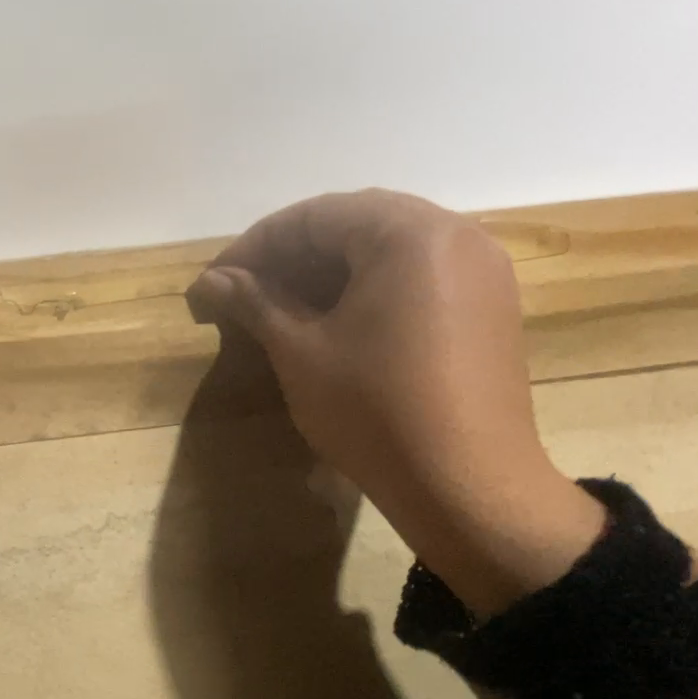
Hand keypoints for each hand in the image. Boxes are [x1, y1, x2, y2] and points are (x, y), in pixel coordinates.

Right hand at [185, 190, 604, 616]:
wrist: (465, 482)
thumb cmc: (372, 408)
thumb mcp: (298, 350)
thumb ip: (254, 301)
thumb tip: (210, 279)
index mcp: (410, 234)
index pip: (315, 215)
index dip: (255, 246)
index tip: (215, 283)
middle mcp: (456, 236)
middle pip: (354, 225)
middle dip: (290, 257)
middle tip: (242, 296)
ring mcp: (481, 271)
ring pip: (385, 250)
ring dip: (325, 273)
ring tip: (279, 312)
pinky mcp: (487, 307)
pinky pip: (415, 277)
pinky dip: (365, 289)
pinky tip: (331, 325)